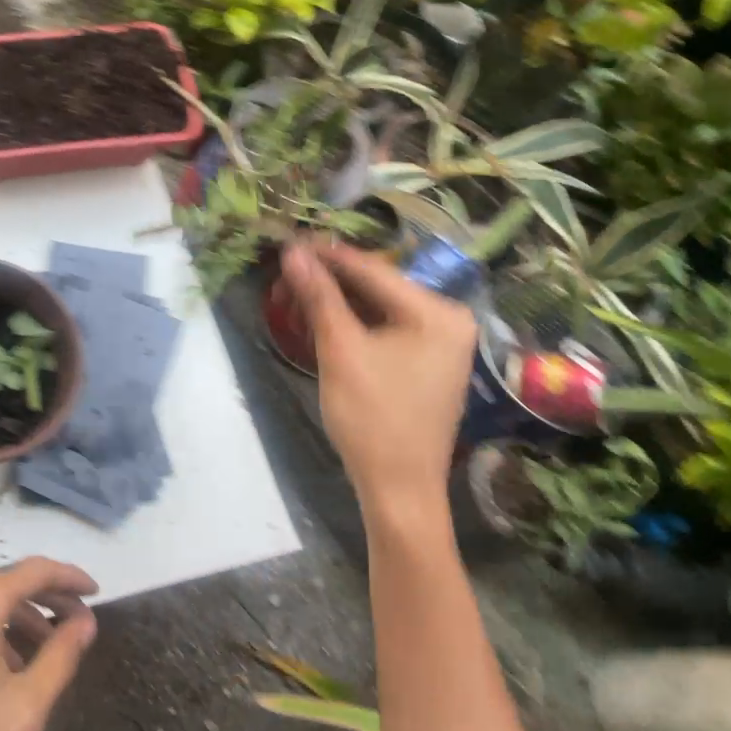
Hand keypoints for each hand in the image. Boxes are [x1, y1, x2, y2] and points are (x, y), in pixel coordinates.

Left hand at [0, 558, 98, 730]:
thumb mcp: (25, 706)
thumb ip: (61, 657)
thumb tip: (86, 622)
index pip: (36, 570)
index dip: (70, 577)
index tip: (97, 593)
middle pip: (6, 583)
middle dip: (45, 602)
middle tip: (77, 628)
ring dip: (15, 620)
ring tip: (41, 658)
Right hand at [280, 240, 476, 514]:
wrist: (399, 488)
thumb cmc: (372, 418)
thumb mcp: (340, 351)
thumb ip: (318, 296)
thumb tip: (292, 251)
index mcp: (438, 313)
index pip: (373, 269)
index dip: (326, 255)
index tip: (286, 242)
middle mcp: (448, 320)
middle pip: (376, 286)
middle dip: (328, 280)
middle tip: (283, 277)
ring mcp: (440, 343)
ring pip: (377, 307)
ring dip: (335, 302)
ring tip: (293, 298)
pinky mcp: (425, 363)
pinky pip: (384, 328)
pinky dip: (352, 324)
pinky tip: (319, 322)